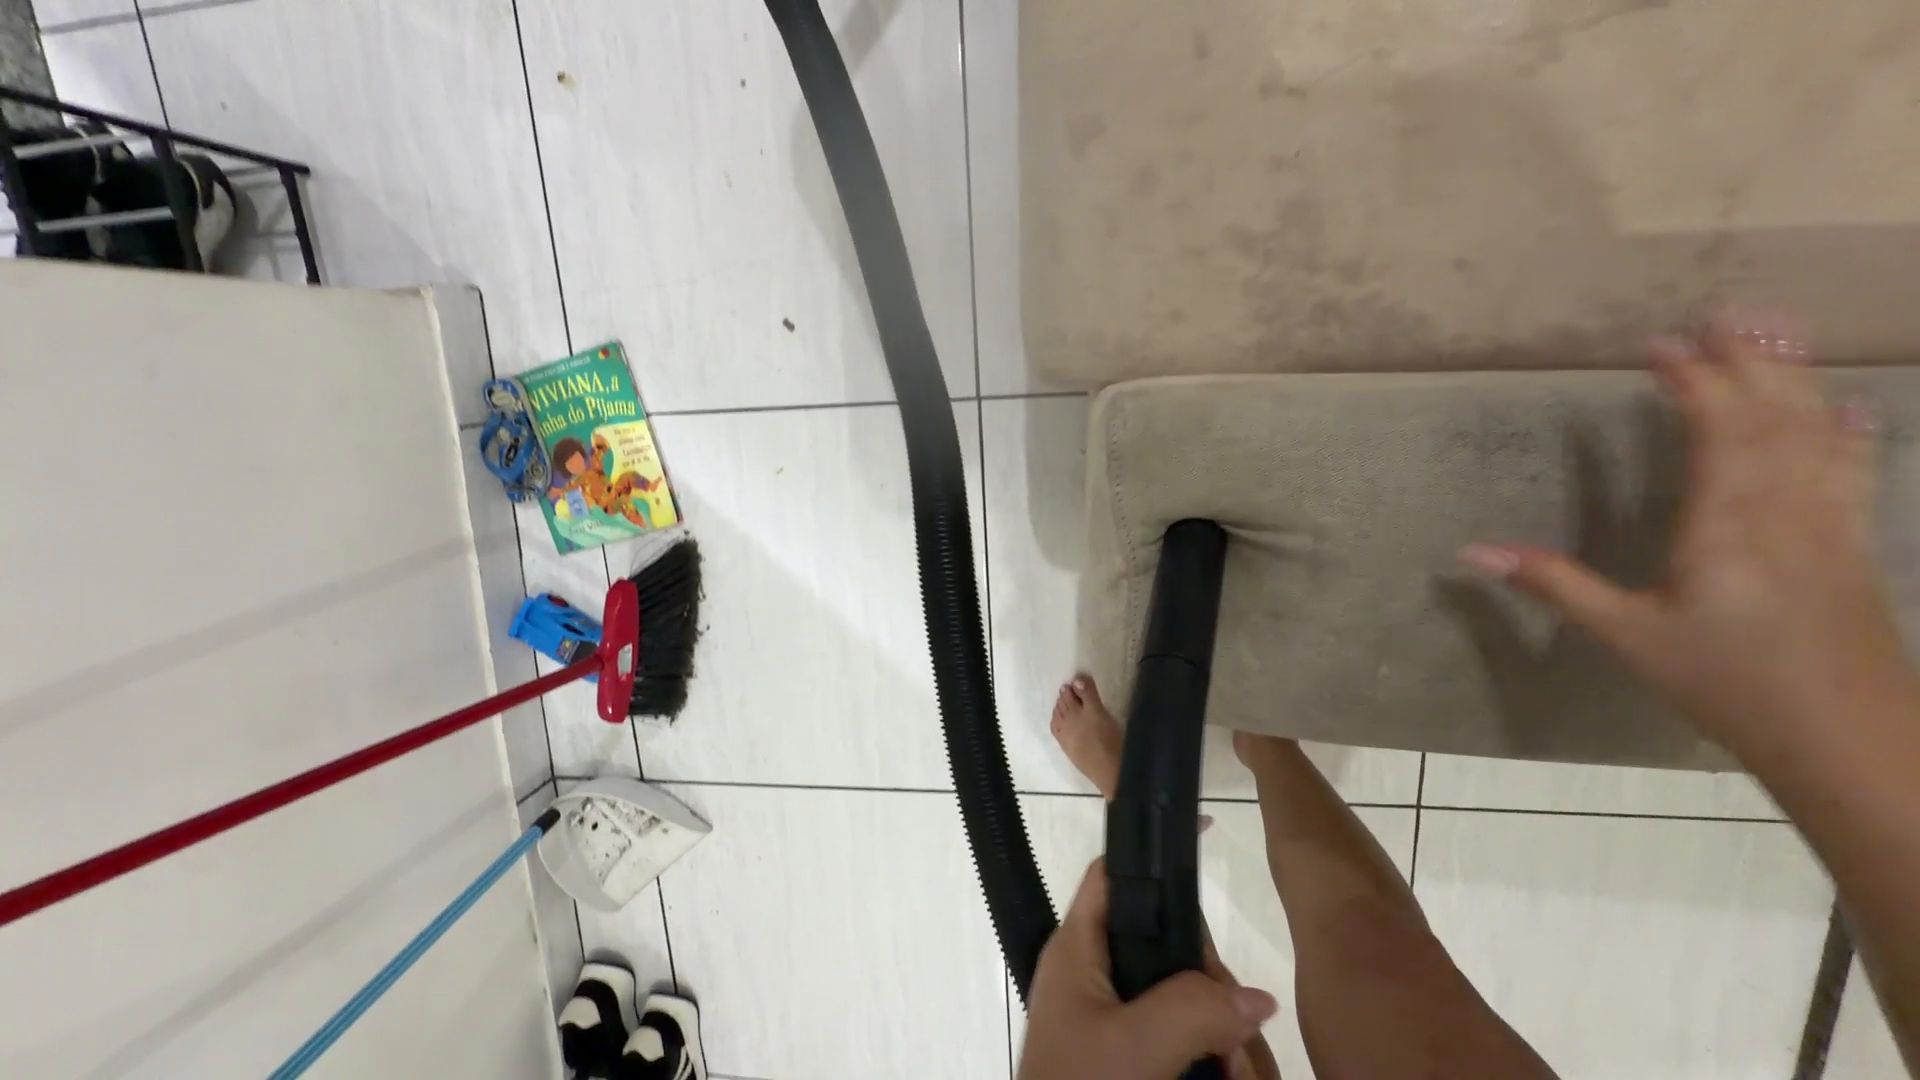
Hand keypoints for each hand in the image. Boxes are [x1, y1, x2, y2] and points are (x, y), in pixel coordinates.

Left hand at [1017, 860, 1278, 1079]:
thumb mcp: (1133, 1048)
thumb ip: (1193, 1009)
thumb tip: (1256, 994)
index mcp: (1078, 949)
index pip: (1112, 874)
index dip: (1152, 850)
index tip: (1206, 836)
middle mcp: (1094, 973)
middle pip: (1165, 938)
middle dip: (1207, 974)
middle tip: (1232, 1021)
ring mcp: (1112, 1016)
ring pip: (1181, 994)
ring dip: (1215, 1026)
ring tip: (1231, 1068)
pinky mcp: (1129, 1055)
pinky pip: (1180, 1036)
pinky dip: (1207, 1052)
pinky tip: (1225, 1075)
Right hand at [1460, 312, 1913, 763]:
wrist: (1848, 738)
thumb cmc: (1725, 682)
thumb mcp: (1626, 634)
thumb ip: (1554, 583)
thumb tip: (1473, 549)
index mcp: (1728, 525)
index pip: (1717, 431)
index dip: (1692, 382)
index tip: (1660, 345)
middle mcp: (1786, 509)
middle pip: (1774, 417)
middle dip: (1748, 363)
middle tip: (1725, 313)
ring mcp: (1829, 524)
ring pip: (1819, 433)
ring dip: (1798, 380)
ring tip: (1779, 335)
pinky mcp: (1851, 545)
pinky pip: (1854, 471)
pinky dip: (1847, 431)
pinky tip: (1848, 409)